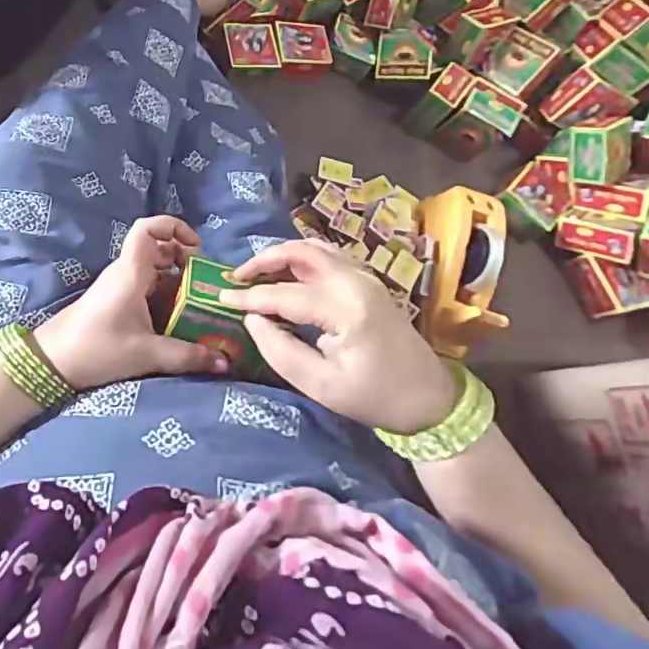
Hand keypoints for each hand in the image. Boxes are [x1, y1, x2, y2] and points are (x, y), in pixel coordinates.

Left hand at [34, 216, 228, 390]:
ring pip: (150, 265)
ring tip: (194, 295)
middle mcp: (124, 272)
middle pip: (155, 246)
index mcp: (130, 273)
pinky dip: (162, 287)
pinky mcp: (113, 298)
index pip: (147, 229)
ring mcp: (117, 284)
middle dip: (182, 254)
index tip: (195, 246)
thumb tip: (224, 362)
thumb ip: (187, 356)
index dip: (173, 227)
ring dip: (173, 273)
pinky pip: (143, 281)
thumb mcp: (146, 354)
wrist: (53, 361)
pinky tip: (174, 311)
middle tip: (201, 276)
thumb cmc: (97, 349)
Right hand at [219, 240, 455, 434]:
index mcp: (345, 307)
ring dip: (282, 256)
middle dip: (263, 260)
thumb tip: (254, 320)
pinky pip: (327, 257)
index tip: (219, 298)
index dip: (248, 297)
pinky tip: (285, 278)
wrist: (430, 399)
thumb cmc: (376, 397)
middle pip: (301, 252)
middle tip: (235, 278)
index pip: (284, 293)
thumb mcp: (321, 385)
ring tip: (255, 276)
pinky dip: (301, 260)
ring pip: (314, 249)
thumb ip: (280, 351)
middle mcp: (355, 281)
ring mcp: (365, 277)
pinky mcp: (368, 282)